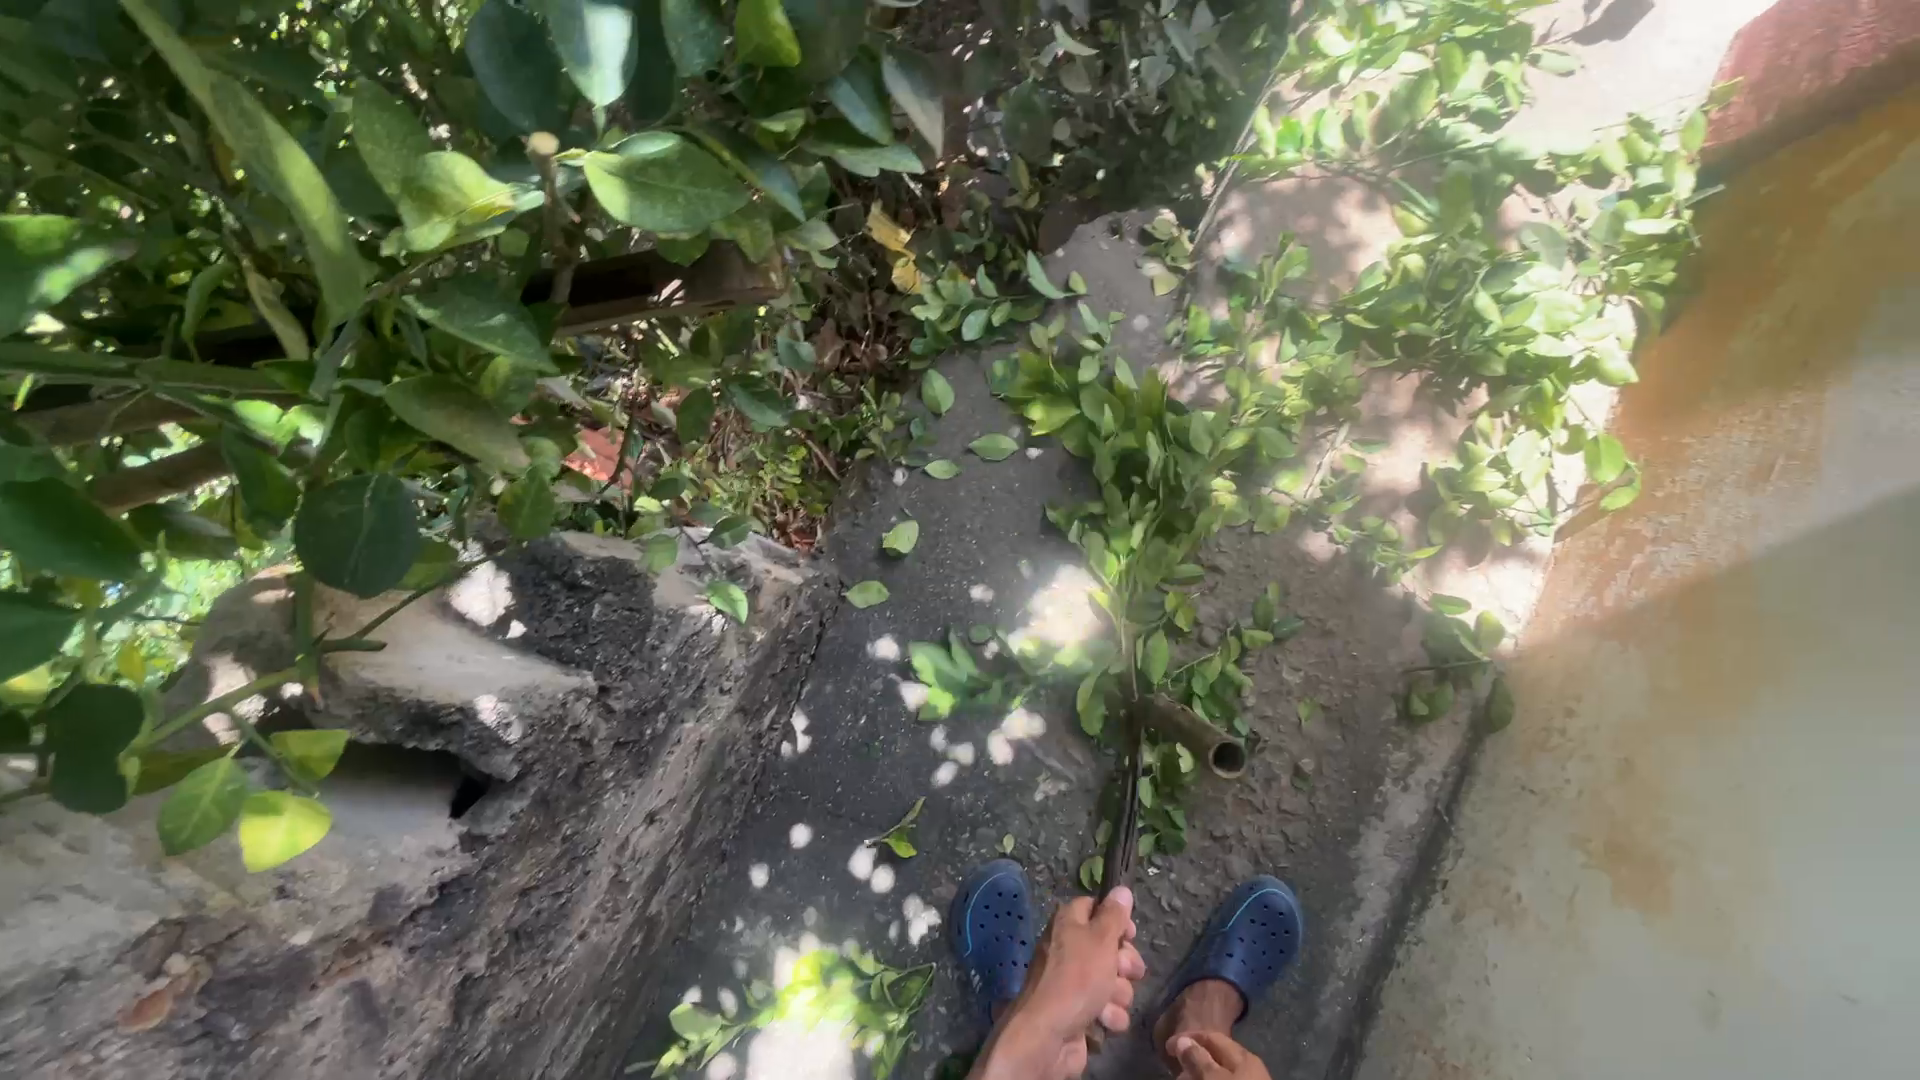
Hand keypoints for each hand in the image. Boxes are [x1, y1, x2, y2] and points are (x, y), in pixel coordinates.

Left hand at [970, 888, 1145, 1079]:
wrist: (1048, 1035)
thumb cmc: (1076, 979)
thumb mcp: (1100, 939)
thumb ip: (1114, 915)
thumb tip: (1121, 889)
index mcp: (1068, 923)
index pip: (1095, 907)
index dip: (1116, 919)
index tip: (1130, 934)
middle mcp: (1069, 948)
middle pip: (1110, 947)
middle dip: (1124, 963)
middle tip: (1124, 971)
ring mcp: (1074, 982)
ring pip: (1113, 980)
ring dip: (1118, 993)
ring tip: (1107, 1001)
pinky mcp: (1081, 1012)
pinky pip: (1107, 1008)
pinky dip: (1109, 1015)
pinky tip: (1102, 1020)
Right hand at [1169, 1032, 1272, 1079]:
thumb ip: (1199, 1060)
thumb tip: (1183, 1041)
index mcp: (1243, 1057)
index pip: (1211, 1037)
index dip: (1188, 1038)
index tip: (1167, 1048)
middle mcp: (1249, 1069)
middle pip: (1216, 1057)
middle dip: (1193, 1062)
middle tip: (1175, 1073)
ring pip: (1220, 1076)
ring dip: (1201, 1077)